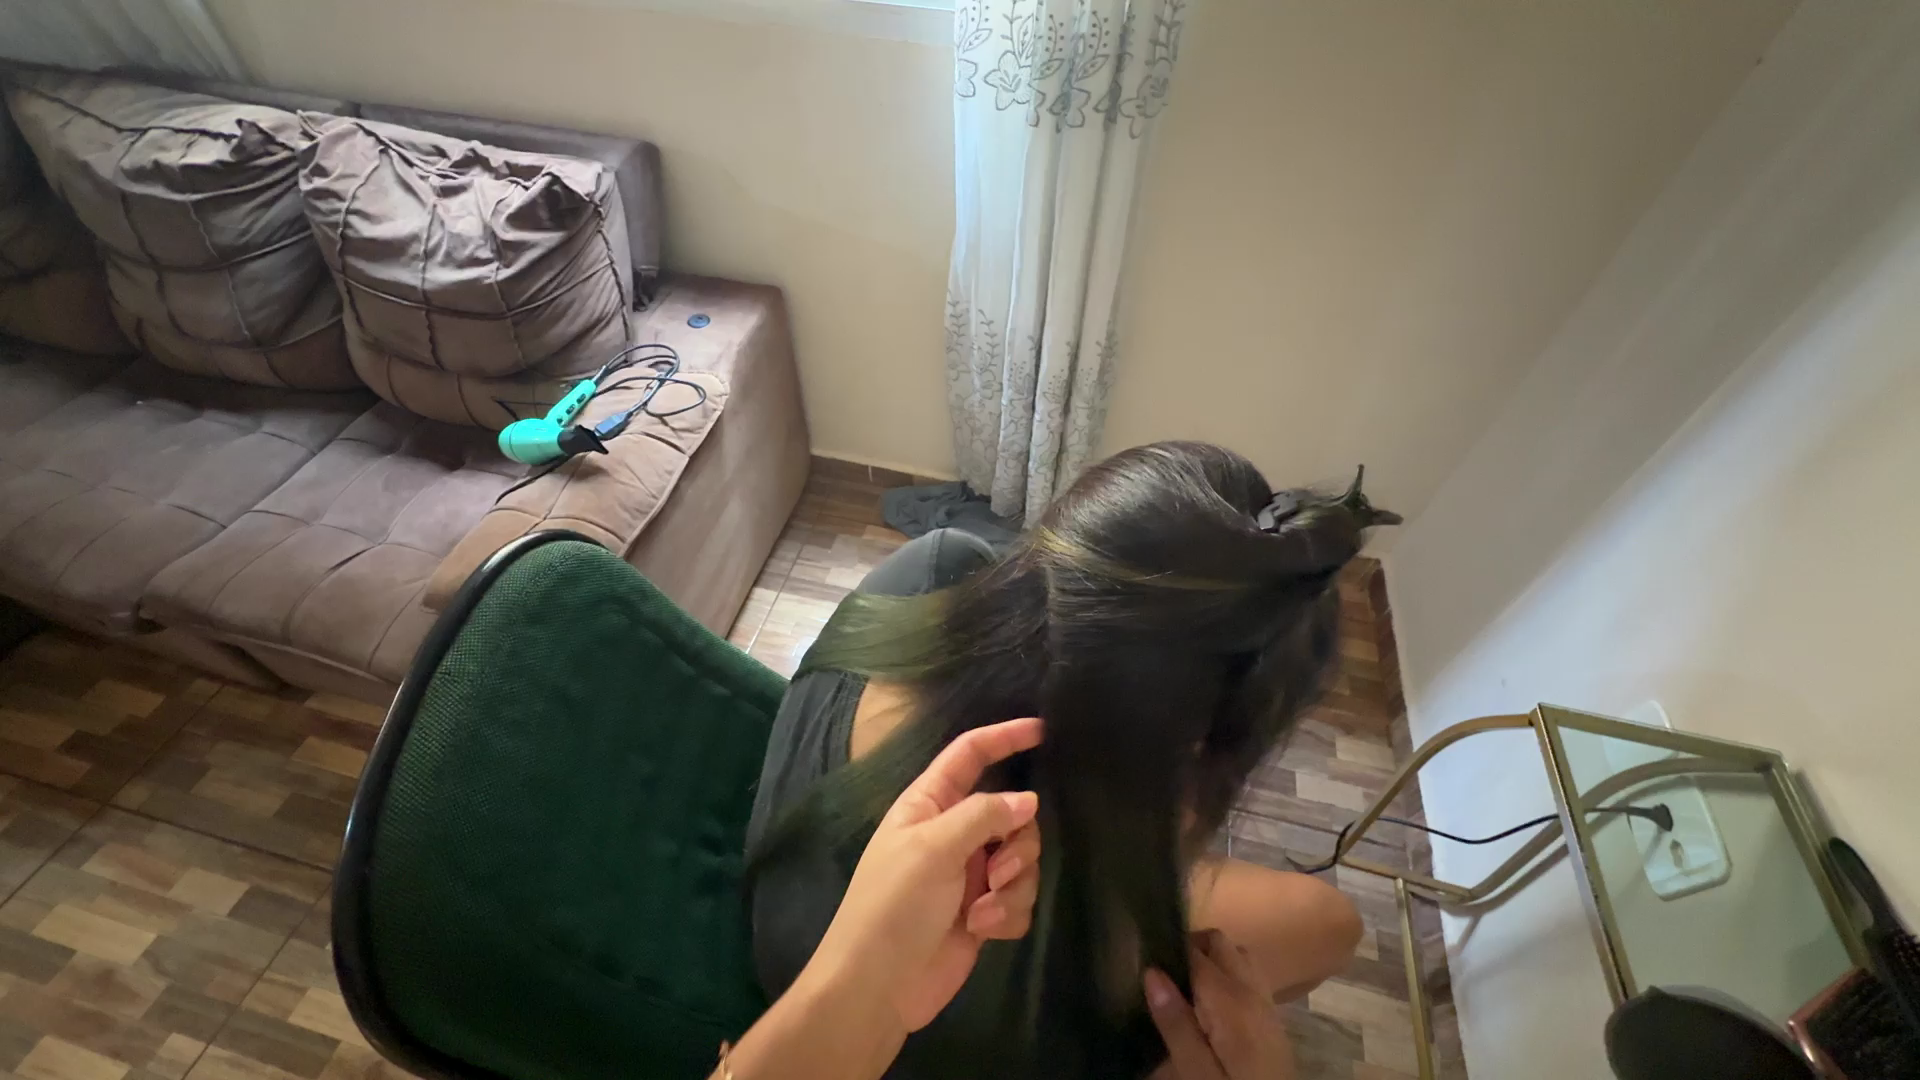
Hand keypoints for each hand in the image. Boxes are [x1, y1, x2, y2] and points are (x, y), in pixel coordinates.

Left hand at [804, 716, 1044, 1032]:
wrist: (877, 989)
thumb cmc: (893, 904)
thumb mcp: (933, 848)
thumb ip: (983, 815)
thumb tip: (1029, 800)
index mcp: (930, 802)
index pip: (970, 754)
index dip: (1004, 737)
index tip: (1043, 728)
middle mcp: (954, 830)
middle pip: (1011, 812)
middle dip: (1017, 841)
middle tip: (999, 869)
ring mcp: (970, 872)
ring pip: (1022, 857)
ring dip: (1013, 884)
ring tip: (983, 909)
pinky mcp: (984, 911)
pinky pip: (1019, 898)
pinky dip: (1008, 913)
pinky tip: (983, 930)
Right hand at [1145, 931, 1295, 1079]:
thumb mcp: (1195, 1073)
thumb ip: (1175, 1022)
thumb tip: (1151, 971)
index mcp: (1229, 998)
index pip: (1193, 950)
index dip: (1167, 949)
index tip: (1144, 959)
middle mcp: (1252, 991)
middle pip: (1219, 942)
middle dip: (1190, 946)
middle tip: (1163, 974)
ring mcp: (1267, 1005)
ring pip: (1237, 956)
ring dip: (1212, 959)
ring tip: (1186, 988)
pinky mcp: (1272, 1023)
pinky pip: (1249, 978)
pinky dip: (1228, 976)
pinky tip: (1212, 1006)